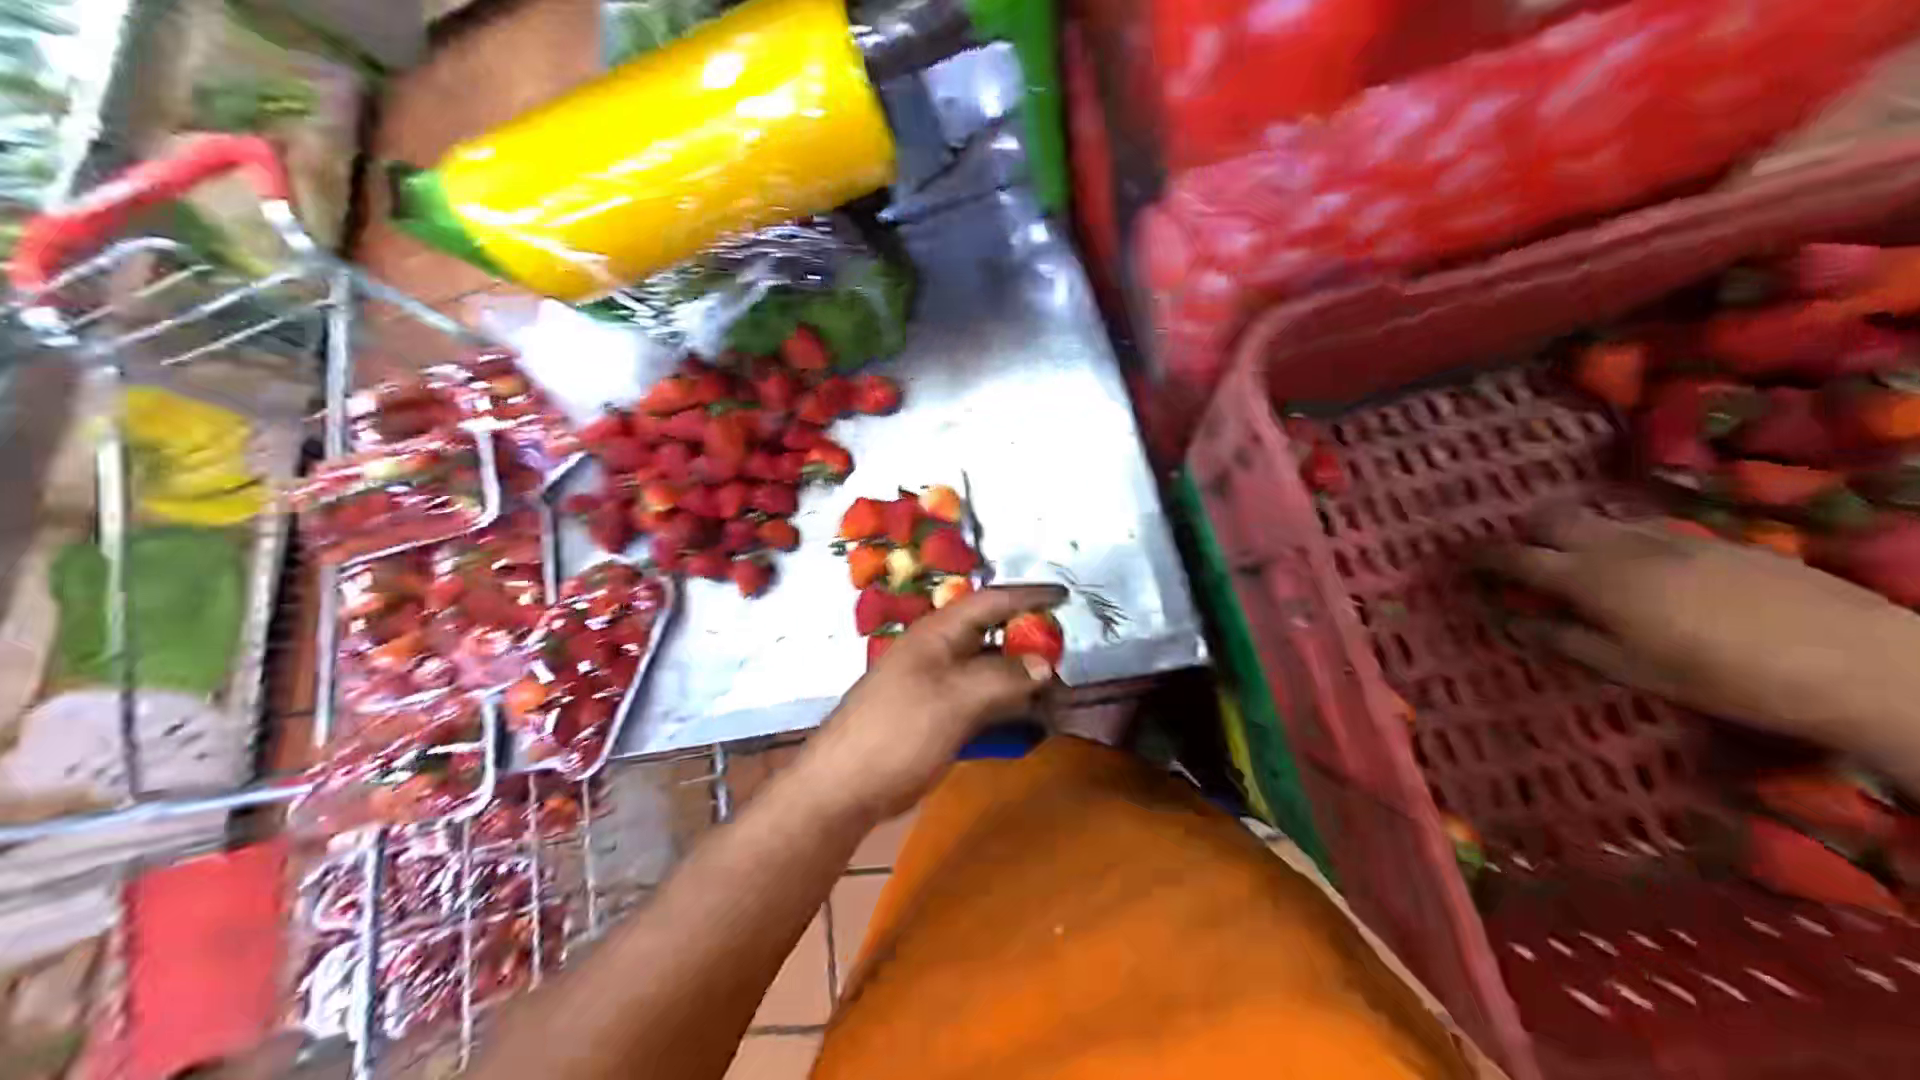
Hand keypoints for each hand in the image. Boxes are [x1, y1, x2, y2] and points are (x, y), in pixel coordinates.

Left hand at [797, 585, 1066, 820]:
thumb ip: (1003, 677)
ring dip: (1022, 678)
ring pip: (989, 670)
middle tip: (1069, 656)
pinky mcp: (937, 716)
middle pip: (993, 635)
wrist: (845, 785)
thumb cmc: (899, 730)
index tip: (1066, 596)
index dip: (1029, 596)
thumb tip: (1045, 664)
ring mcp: (937, 685)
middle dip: (1031, 641)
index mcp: (938, 633)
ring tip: (1059, 691)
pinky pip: (981, 700)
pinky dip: (1007, 704)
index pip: (991, 601)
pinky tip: (1030, 718)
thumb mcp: (955, 699)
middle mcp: (939, 652)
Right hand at [1482, 507, 1919, 776]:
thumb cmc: (1727, 679)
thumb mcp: (1633, 671)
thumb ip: (1567, 640)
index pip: (1520, 557)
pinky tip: (1635, 566)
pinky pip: (1644, 528)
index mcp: (1594, 580)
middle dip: (1525, 530)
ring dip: (1573, 532)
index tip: (1461, 559)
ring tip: (1570, 558)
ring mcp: (1672, 537)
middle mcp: (1624, 546)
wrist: (1861, 663)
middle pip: (1555, 519)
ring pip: (1600, 518)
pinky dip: (1618, 538)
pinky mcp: (1715, 540)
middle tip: (1516, 554)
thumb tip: (1516, 622)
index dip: (1485, 556)